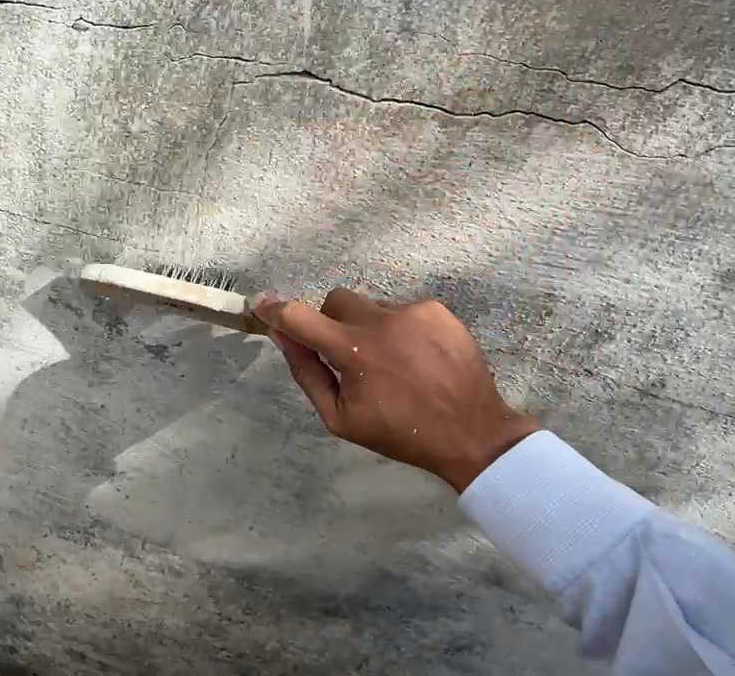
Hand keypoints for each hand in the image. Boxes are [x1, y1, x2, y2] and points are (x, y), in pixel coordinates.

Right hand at [258, 288, 538, 491]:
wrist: (474, 434)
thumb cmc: (400, 432)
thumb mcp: (340, 417)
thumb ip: (306, 372)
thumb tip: (281, 336)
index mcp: (353, 351)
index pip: (299, 318)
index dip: (275, 309)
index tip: (260, 303)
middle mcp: (379, 321)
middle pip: (335, 301)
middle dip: (332, 323)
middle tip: (348, 355)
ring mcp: (410, 311)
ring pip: (369, 306)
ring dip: (368, 327)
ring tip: (393, 362)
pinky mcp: (436, 310)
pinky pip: (401, 309)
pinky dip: (400, 329)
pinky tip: (416, 357)